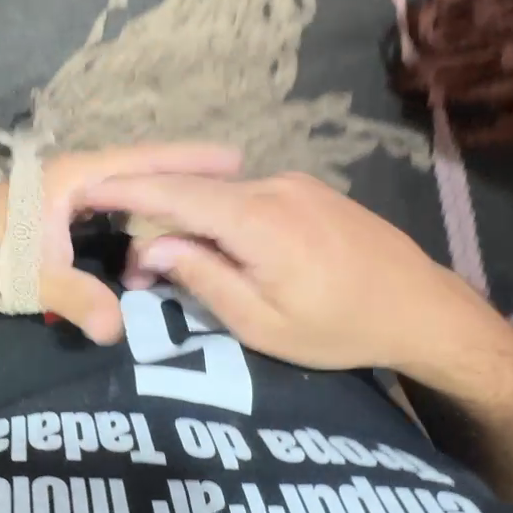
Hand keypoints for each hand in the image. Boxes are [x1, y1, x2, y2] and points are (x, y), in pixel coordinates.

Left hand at [35, 144, 242, 344]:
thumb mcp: (37, 279)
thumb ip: (78, 299)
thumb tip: (118, 332)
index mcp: (74, 177)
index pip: (142, 162)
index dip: (188, 160)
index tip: (233, 158)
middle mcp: (76, 172)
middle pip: (142, 167)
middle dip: (187, 171)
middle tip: (237, 177)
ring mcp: (70, 186)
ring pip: (129, 182)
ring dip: (166, 188)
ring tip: (213, 196)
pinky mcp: (66, 205)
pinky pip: (117, 199)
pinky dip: (143, 206)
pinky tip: (165, 219)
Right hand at [86, 172, 507, 372]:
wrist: (425, 309)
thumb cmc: (341, 329)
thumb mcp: (264, 323)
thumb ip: (204, 279)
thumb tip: (154, 247)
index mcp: (258, 220)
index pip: (175, 194)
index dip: (126, 190)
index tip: (86, 188)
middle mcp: (273, 187)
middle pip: (194, 191)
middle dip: (152, 216)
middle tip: (134, 263)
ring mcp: (295, 184)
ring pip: (220, 194)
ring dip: (188, 220)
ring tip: (174, 261)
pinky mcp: (308, 191)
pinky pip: (246, 196)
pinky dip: (218, 217)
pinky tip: (217, 246)